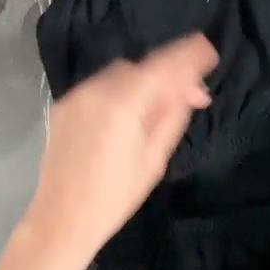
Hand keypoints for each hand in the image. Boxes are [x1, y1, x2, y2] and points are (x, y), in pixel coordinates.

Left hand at [26, 34, 217, 253]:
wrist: (61, 219)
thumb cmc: (115, 197)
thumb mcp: (154, 160)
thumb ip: (172, 116)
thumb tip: (190, 89)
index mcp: (123, 104)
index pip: (163, 65)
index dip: (188, 55)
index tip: (208, 50)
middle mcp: (97, 90)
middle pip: (141, 66)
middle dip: (167, 73)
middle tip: (191, 95)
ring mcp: (77, 96)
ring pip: (119, 74)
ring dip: (144, 80)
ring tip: (160, 104)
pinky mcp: (64, 106)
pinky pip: (100, 87)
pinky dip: (120, 90)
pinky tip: (129, 113)